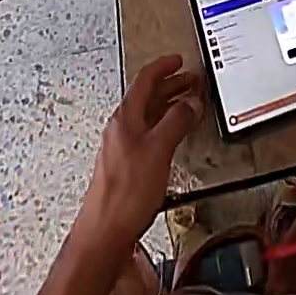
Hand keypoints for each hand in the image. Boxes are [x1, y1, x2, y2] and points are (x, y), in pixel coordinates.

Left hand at [81, 54, 202, 243]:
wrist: (104, 234)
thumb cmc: (125, 193)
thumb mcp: (159, 148)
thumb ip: (177, 121)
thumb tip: (190, 103)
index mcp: (126, 117)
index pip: (145, 79)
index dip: (163, 66)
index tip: (178, 60)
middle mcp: (122, 128)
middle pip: (147, 96)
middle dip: (171, 84)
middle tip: (191, 80)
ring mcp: (122, 146)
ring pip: (148, 114)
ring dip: (169, 104)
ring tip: (188, 102)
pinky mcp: (126, 165)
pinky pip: (148, 133)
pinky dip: (165, 125)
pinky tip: (175, 134)